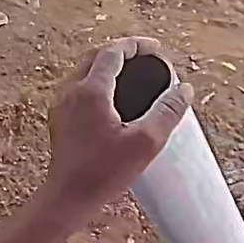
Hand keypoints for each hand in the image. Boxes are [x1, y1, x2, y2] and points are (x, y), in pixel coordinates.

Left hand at [43, 38, 191, 214]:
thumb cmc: (103, 172)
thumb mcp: (145, 142)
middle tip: (145, 58)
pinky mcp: (59, 119)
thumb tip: (184, 89)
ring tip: (132, 75)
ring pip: (84, 71)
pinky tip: (111, 99)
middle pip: (95, 56)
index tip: (155, 49)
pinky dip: (96, 82)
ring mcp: (61, 105)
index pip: (112, 52)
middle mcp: (71, 92)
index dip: (136, 45)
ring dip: (107, 66)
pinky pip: (78, 88)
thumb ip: (167, 112)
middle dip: (121, 51)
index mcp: (91, 91)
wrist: (67, 197)